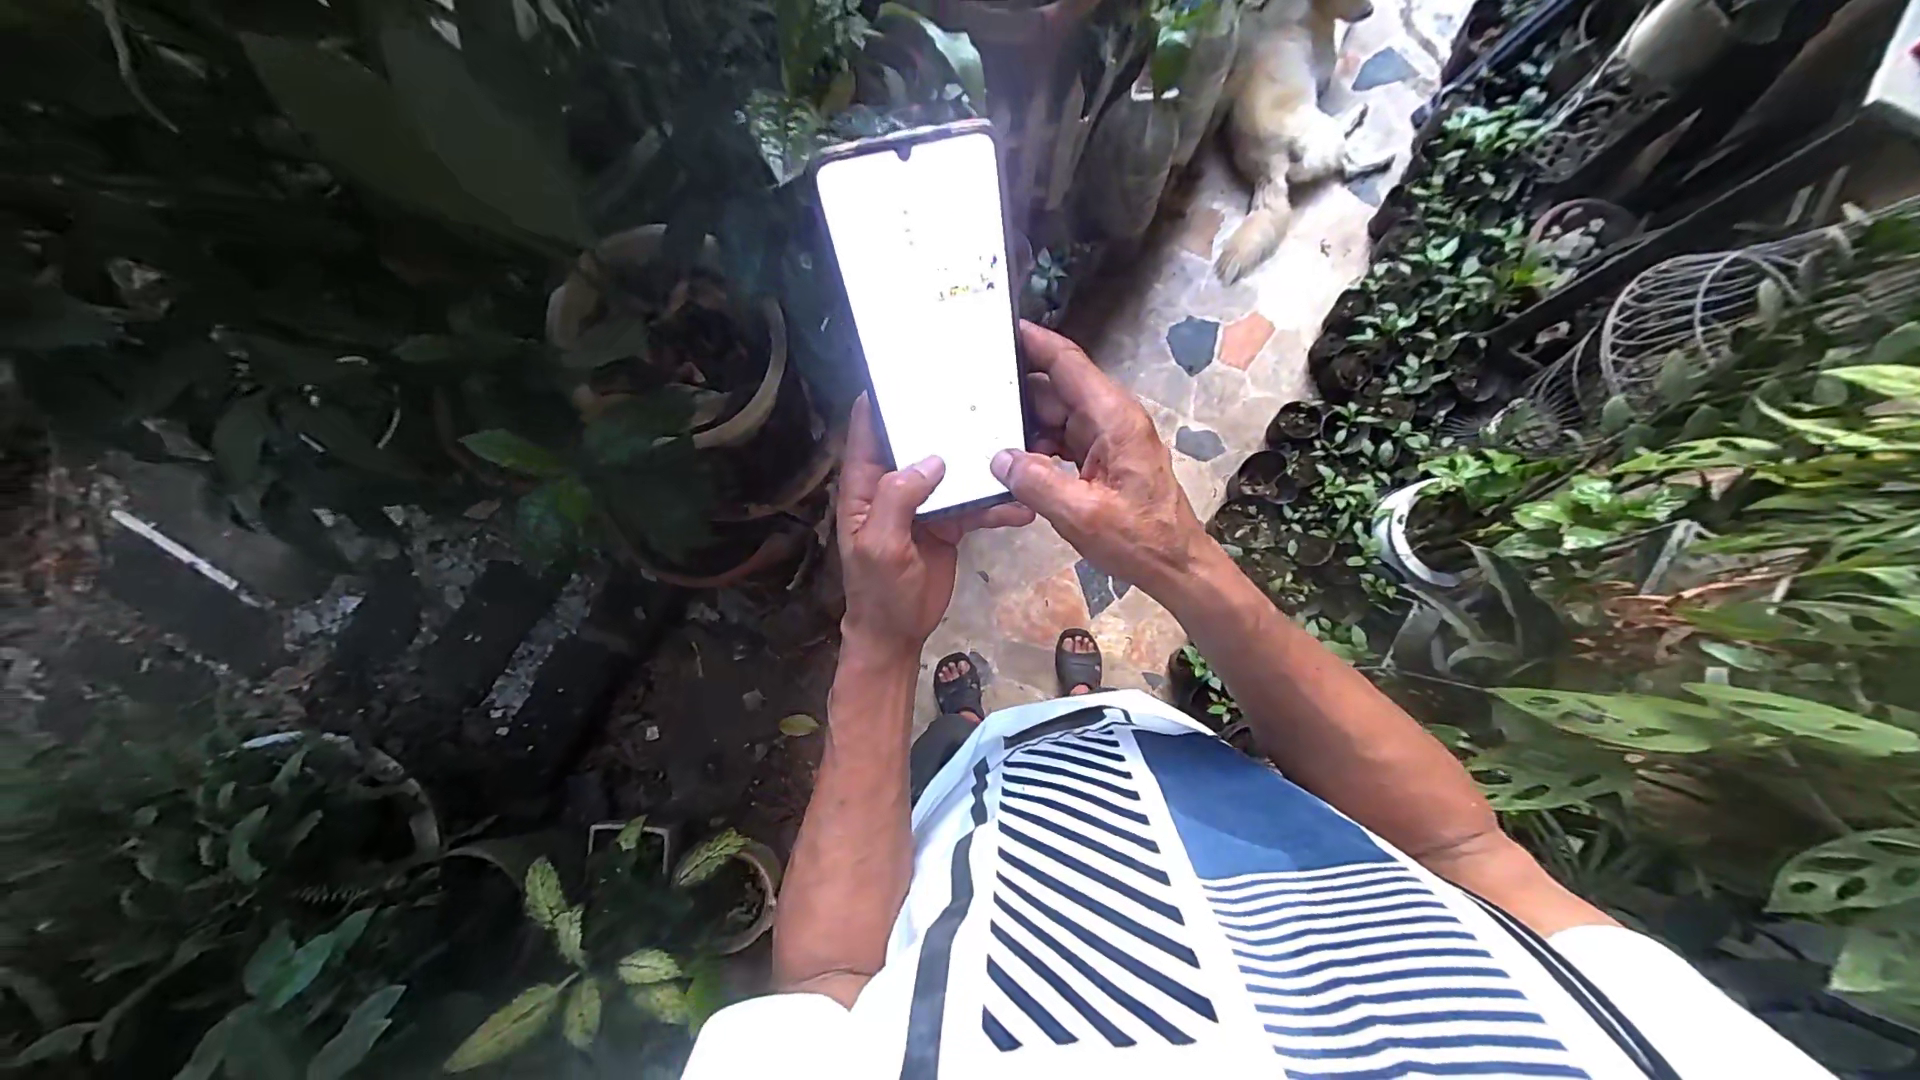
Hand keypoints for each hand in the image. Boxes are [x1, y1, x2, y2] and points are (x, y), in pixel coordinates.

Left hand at [836, 394, 1032, 657]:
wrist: (897, 632)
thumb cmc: (877, 590)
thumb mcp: (880, 544)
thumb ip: (897, 499)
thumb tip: (930, 460)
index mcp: (865, 486)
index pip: (868, 432)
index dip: (882, 401)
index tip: (907, 373)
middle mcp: (894, 487)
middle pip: (917, 444)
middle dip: (943, 424)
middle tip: (976, 400)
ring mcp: (924, 504)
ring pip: (953, 474)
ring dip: (980, 469)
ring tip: (1013, 458)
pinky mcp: (948, 522)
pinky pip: (973, 506)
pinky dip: (995, 506)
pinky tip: (1019, 508)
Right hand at [990, 321, 1212, 596]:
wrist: (1174, 565)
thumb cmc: (1138, 539)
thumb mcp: (1082, 514)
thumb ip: (1036, 483)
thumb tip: (999, 458)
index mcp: (1113, 419)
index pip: (1068, 364)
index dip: (1036, 343)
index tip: (1002, 328)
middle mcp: (1111, 419)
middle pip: (1056, 390)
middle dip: (1017, 392)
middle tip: (974, 395)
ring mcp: (1106, 438)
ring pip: (1056, 416)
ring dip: (1024, 425)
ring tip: (984, 431)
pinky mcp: (1101, 458)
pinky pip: (1062, 439)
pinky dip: (1037, 447)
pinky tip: (1013, 461)